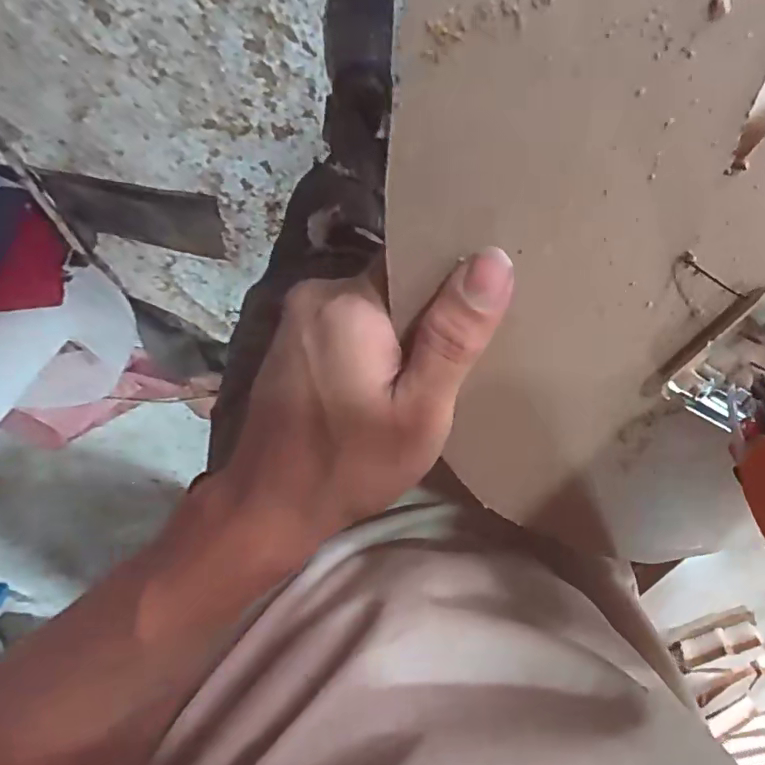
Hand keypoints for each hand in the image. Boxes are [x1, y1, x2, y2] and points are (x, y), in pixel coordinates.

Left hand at [199, 248, 513, 547]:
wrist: (269, 506)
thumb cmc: (351, 465)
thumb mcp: (419, 411)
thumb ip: (454, 336)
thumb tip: (495, 258)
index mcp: (349, 300)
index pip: (417, 259)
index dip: (453, 286)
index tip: (476, 321)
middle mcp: (316, 293)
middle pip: (395, 283)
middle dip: (428, 316)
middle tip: (455, 360)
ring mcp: (297, 317)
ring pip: (373, 305)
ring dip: (401, 334)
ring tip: (425, 375)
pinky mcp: (292, 341)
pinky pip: (349, 325)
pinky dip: (374, 345)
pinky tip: (384, 382)